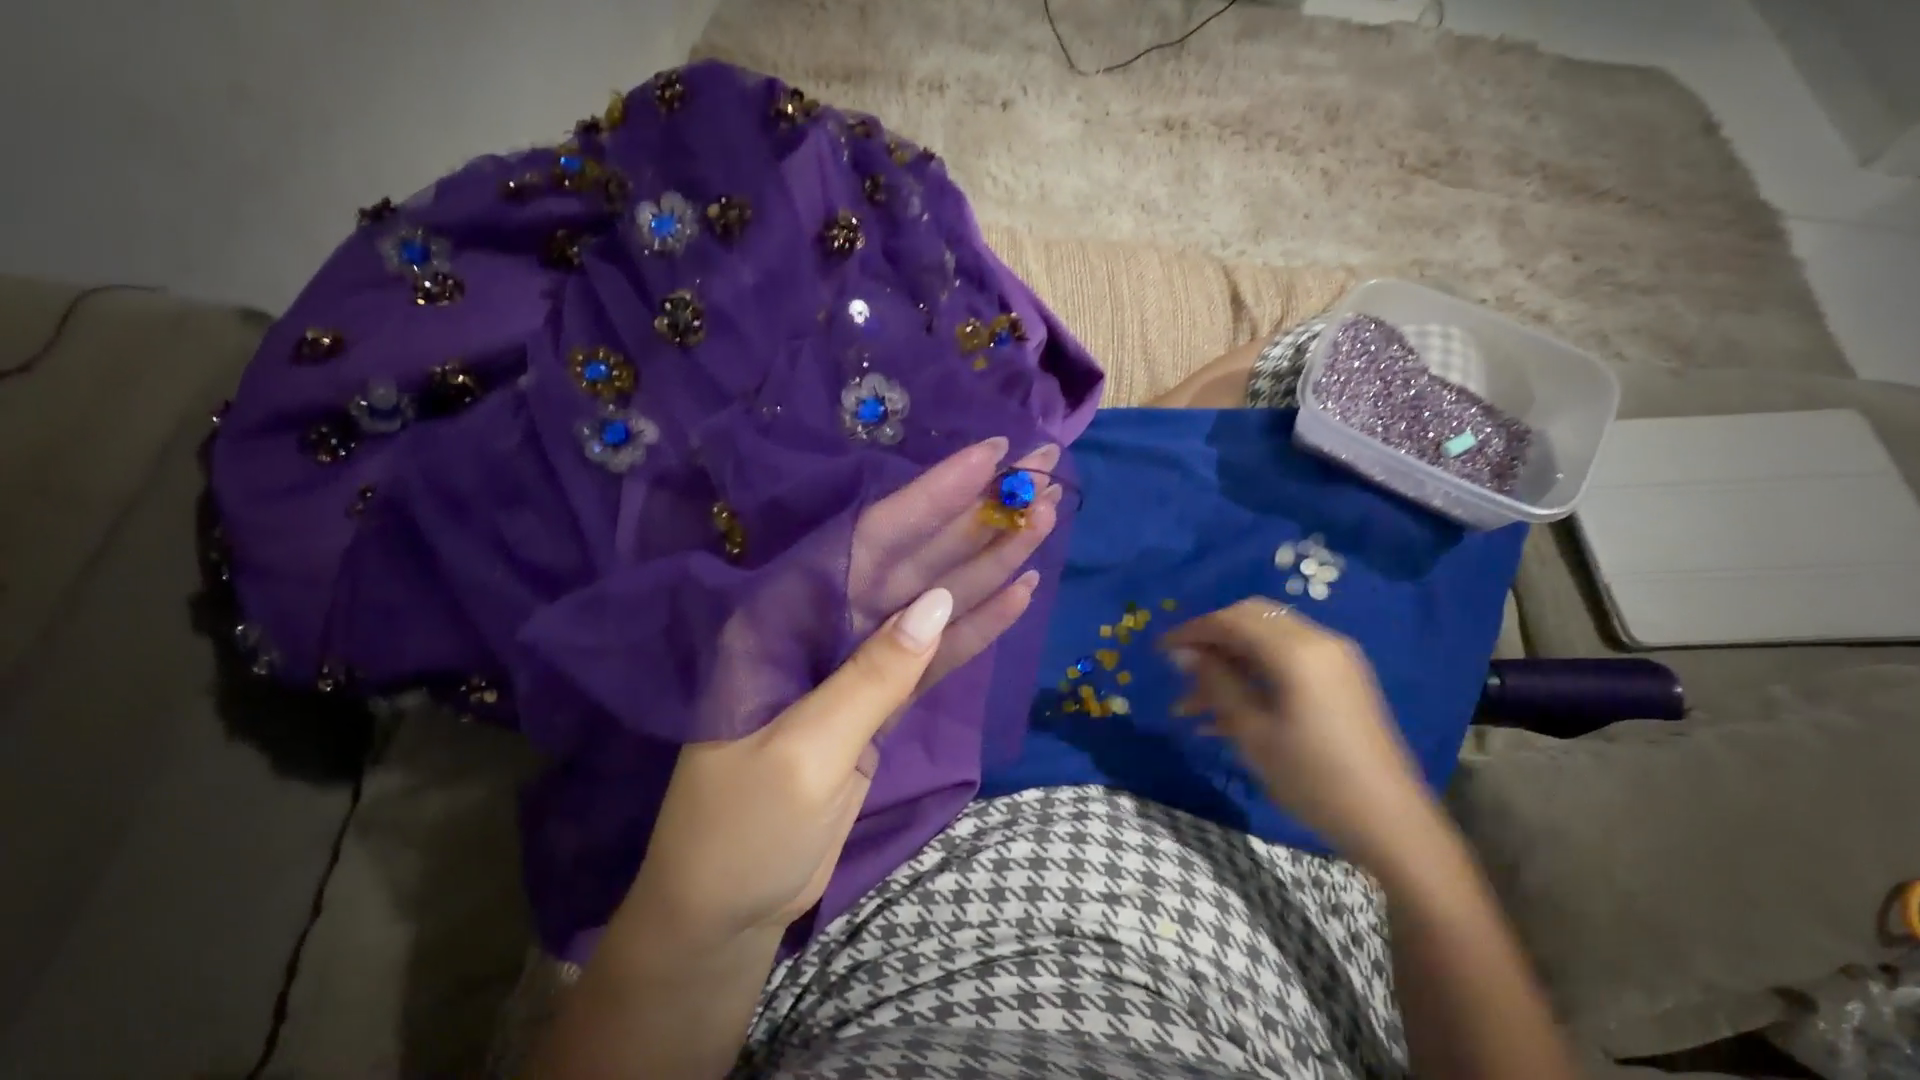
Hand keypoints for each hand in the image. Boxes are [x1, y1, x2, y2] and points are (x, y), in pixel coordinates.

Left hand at [618, 436, 1058, 945]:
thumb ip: (873, 675)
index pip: (869, 541)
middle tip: (1039, 478)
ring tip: (1045, 522)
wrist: (727, 904)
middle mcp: (821, 627)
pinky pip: (933, 657)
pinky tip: (1020, 593)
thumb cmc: (745, 829)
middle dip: (973, 517)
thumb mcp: (806, 752)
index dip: (932, 494)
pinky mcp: (876, 702)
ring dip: (986, 564)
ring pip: (930, 602)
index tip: (991, 455)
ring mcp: (853, 664)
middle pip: (909, 560)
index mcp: (783, 620)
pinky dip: (977, 628)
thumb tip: (940, 603)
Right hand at [1162, 597, 1438, 869]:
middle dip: (1212, 639)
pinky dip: (1255, 675)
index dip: (1193, 630)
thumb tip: (1183, 653)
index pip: (1233, 619)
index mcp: (1297, 651)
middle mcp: (1319, 641)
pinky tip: (1225, 715)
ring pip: (1268, 642)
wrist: (1390, 820)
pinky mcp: (1342, 681)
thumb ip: (1217, 684)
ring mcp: (1335, 660)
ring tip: (1191, 705)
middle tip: (1179, 668)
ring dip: (1230, 662)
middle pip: (1253, 619)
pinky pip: (1288, 662)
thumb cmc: (1313, 778)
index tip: (1159, 650)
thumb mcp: (1253, 733)